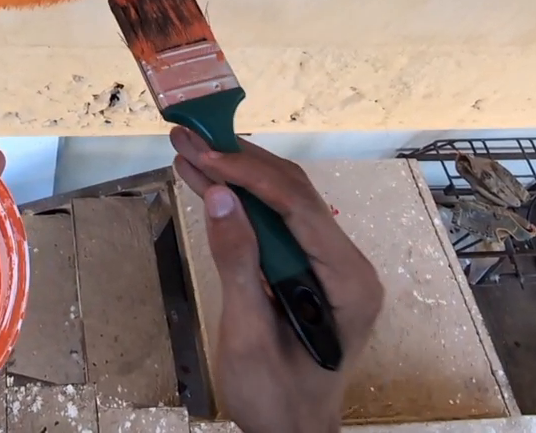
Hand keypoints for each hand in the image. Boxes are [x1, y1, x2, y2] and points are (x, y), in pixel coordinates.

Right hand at [171, 128, 382, 432]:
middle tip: (188, 137)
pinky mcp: (304, 262)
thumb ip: (238, 264)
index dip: (249, 174)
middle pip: (288, 191)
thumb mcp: (250, 336)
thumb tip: (219, 195)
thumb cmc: (276, 399)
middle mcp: (344, 261)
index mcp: (348, 281)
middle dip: (235, 161)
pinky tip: (202, 176)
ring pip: (277, 195)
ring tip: (187, 145)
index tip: (205, 154)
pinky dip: (233, 193)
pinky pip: (269, 216)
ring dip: (230, 170)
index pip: (298, 205)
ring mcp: (325, 259)